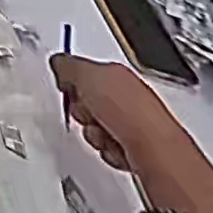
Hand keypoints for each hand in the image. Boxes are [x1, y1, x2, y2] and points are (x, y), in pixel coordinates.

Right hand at [50, 53, 183, 172]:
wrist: (153, 150)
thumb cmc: (128, 111)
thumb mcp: (84, 75)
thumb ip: (66, 65)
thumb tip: (58, 63)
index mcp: (118, 73)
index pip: (88, 70)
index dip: (73, 80)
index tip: (66, 84)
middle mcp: (129, 96)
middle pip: (90, 100)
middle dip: (82, 108)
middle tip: (86, 111)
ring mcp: (135, 124)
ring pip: (97, 126)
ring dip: (94, 131)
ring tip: (102, 133)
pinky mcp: (137, 149)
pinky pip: (109, 146)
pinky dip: (107, 149)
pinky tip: (113, 147)